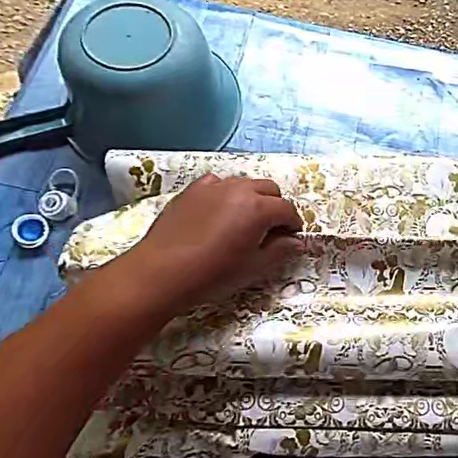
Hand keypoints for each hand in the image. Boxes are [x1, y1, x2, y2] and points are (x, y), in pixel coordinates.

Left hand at [103, 174, 304, 316]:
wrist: (161, 272)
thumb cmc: (212, 274)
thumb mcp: (253, 268)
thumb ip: (279, 252)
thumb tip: (296, 242)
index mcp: (258, 208)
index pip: (287, 209)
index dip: (293, 224)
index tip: (291, 238)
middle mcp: (239, 189)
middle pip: (269, 189)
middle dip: (275, 207)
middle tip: (271, 230)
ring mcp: (213, 187)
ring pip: (244, 183)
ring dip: (253, 198)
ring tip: (245, 222)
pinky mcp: (191, 190)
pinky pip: (218, 184)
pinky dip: (226, 194)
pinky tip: (219, 212)